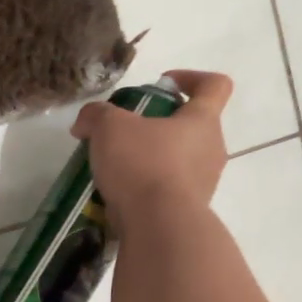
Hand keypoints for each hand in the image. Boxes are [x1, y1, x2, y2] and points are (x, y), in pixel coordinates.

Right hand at [72, 69, 231, 227]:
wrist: (158, 223)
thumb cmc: (142, 164)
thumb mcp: (109, 128)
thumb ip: (96, 115)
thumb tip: (87, 121)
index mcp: (201, 120)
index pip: (214, 85)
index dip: (191, 78)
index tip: (163, 84)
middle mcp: (211, 147)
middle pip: (190, 125)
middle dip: (158, 124)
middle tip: (123, 132)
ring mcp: (204, 180)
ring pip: (178, 158)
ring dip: (150, 156)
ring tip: (114, 167)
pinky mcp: (189, 207)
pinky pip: (168, 187)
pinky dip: (146, 184)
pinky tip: (118, 191)